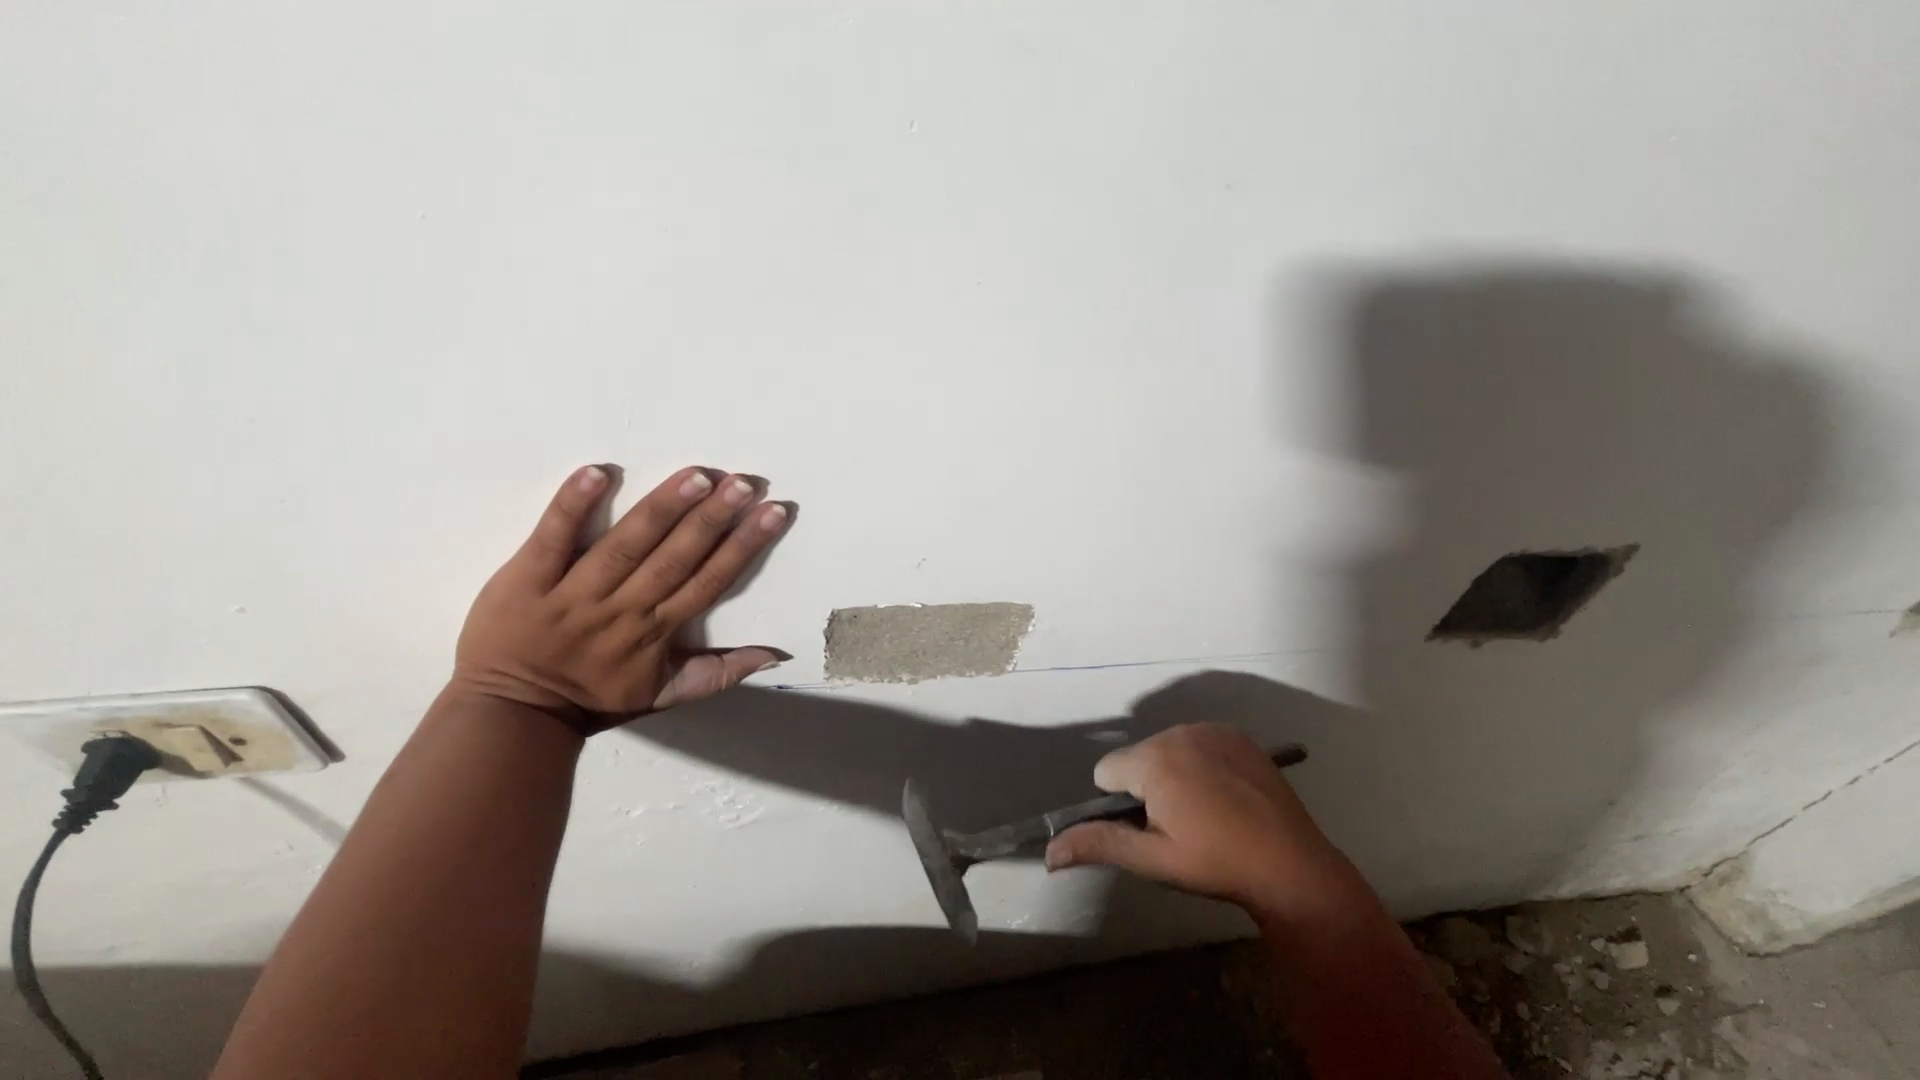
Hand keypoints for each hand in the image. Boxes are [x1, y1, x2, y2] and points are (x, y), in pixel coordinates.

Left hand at [450, 465, 791, 733]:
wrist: (512, 716)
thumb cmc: (593, 700)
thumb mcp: (664, 696)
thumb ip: (719, 673)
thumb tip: (777, 655)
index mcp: (656, 632)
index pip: (709, 582)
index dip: (744, 546)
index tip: (773, 512)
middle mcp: (622, 609)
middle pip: (675, 558)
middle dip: (712, 519)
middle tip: (743, 483)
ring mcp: (573, 593)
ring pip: (625, 545)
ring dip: (662, 509)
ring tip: (696, 476)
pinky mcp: (526, 579)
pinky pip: (552, 538)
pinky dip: (573, 505)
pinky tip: (599, 472)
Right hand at [1044, 723, 1359, 914]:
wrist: (1292, 866)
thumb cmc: (1216, 864)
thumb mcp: (1153, 860)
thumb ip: (1099, 844)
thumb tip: (1050, 850)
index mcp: (1154, 760)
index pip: (1106, 771)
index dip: (1120, 804)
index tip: (1152, 829)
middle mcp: (1179, 732)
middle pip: (1137, 757)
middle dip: (1146, 786)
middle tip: (1181, 826)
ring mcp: (1213, 730)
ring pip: (1167, 748)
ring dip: (1173, 774)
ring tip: (1205, 812)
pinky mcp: (1238, 735)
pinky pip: (1198, 742)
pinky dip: (1200, 762)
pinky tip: (1225, 794)